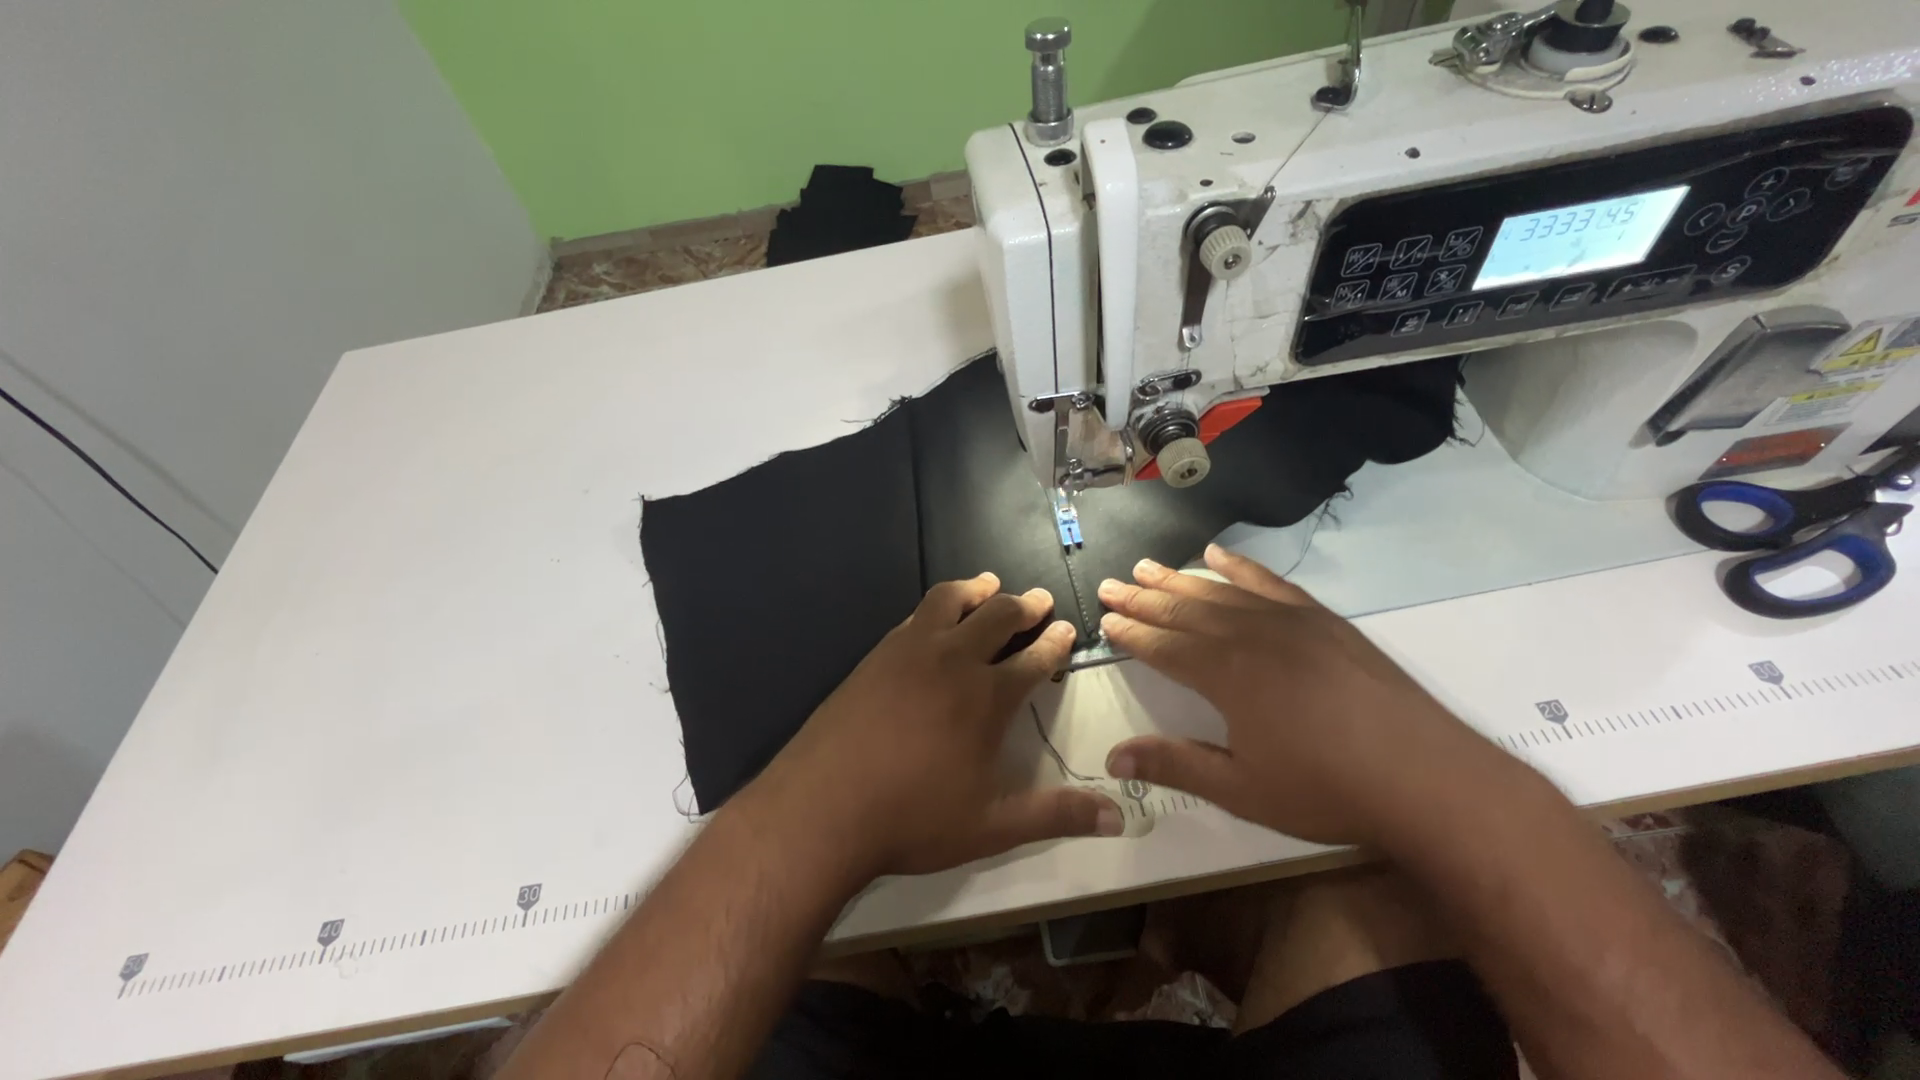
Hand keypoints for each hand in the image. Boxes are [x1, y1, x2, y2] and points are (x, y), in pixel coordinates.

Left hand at [741, 574, 1122, 878]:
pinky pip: (913, 617)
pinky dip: (935, 607)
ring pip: (950, 601)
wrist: (823, 807)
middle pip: (998, 617)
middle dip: (1025, 605)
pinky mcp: (875, 656)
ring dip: (977, 589)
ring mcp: (908, 652)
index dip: (1055, 642)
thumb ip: (1054, 816)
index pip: (1034, 658)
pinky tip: (933, 617)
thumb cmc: (912, 819)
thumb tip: (1118, 819)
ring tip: (990, 584)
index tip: (1068, 628)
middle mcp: (952, 661)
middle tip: (1039, 598)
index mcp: (987, 697)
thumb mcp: (991, 826)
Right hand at [1096, 545, 1511, 846]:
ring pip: (1224, 592)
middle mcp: (1254, 637)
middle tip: (1112, 584)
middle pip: (1187, 611)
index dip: (1132, 634)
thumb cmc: (1328, 790)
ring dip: (1182, 580)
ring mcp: (1294, 623)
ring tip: (1149, 567)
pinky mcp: (1326, 622)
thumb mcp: (1243, 789)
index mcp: (1229, 676)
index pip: (1165, 647)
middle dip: (1145, 599)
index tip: (1105, 619)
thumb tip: (1112, 760)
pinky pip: (1273, 585)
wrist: (1428, 778)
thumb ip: (1176, 766)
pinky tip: (1221, 556)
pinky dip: (1242, 568)